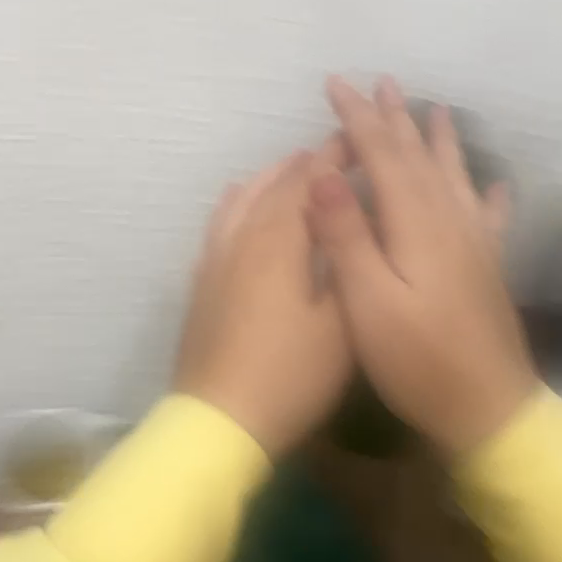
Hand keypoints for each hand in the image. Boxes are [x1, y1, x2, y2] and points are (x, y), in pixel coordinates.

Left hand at [175, 149, 352, 457]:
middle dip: (305, 164)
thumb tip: (349, 216)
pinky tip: (237, 200)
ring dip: (270, 178)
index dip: (334, 158)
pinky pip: (219, 223)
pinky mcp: (202, 281)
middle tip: (333, 153)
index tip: (359, 143)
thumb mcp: (341, 323)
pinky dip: (236, 201)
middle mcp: (242, 237)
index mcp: (278, 240)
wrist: (220, 418)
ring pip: (242, 199)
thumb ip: (347, 261)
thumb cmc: (291, 373)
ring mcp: (215, 258)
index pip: (308, 182)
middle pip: (273, 185)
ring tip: (291, 168)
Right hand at [308, 76, 543, 453]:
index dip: (358, 119)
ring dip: (438, 141)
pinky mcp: (487, 268)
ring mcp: (474, 244)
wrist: (489, 409)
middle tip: (379, 82)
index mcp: (416, 223)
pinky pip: (488, 217)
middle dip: (394, 119)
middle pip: (419, 157)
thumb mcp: (367, 302)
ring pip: (453, 176)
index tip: (336, 84)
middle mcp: (449, 221)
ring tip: (434, 109)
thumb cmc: (418, 360)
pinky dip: (488, 195)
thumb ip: (346, 236)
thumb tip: (324, 173)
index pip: (383, 156)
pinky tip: (495, 186)